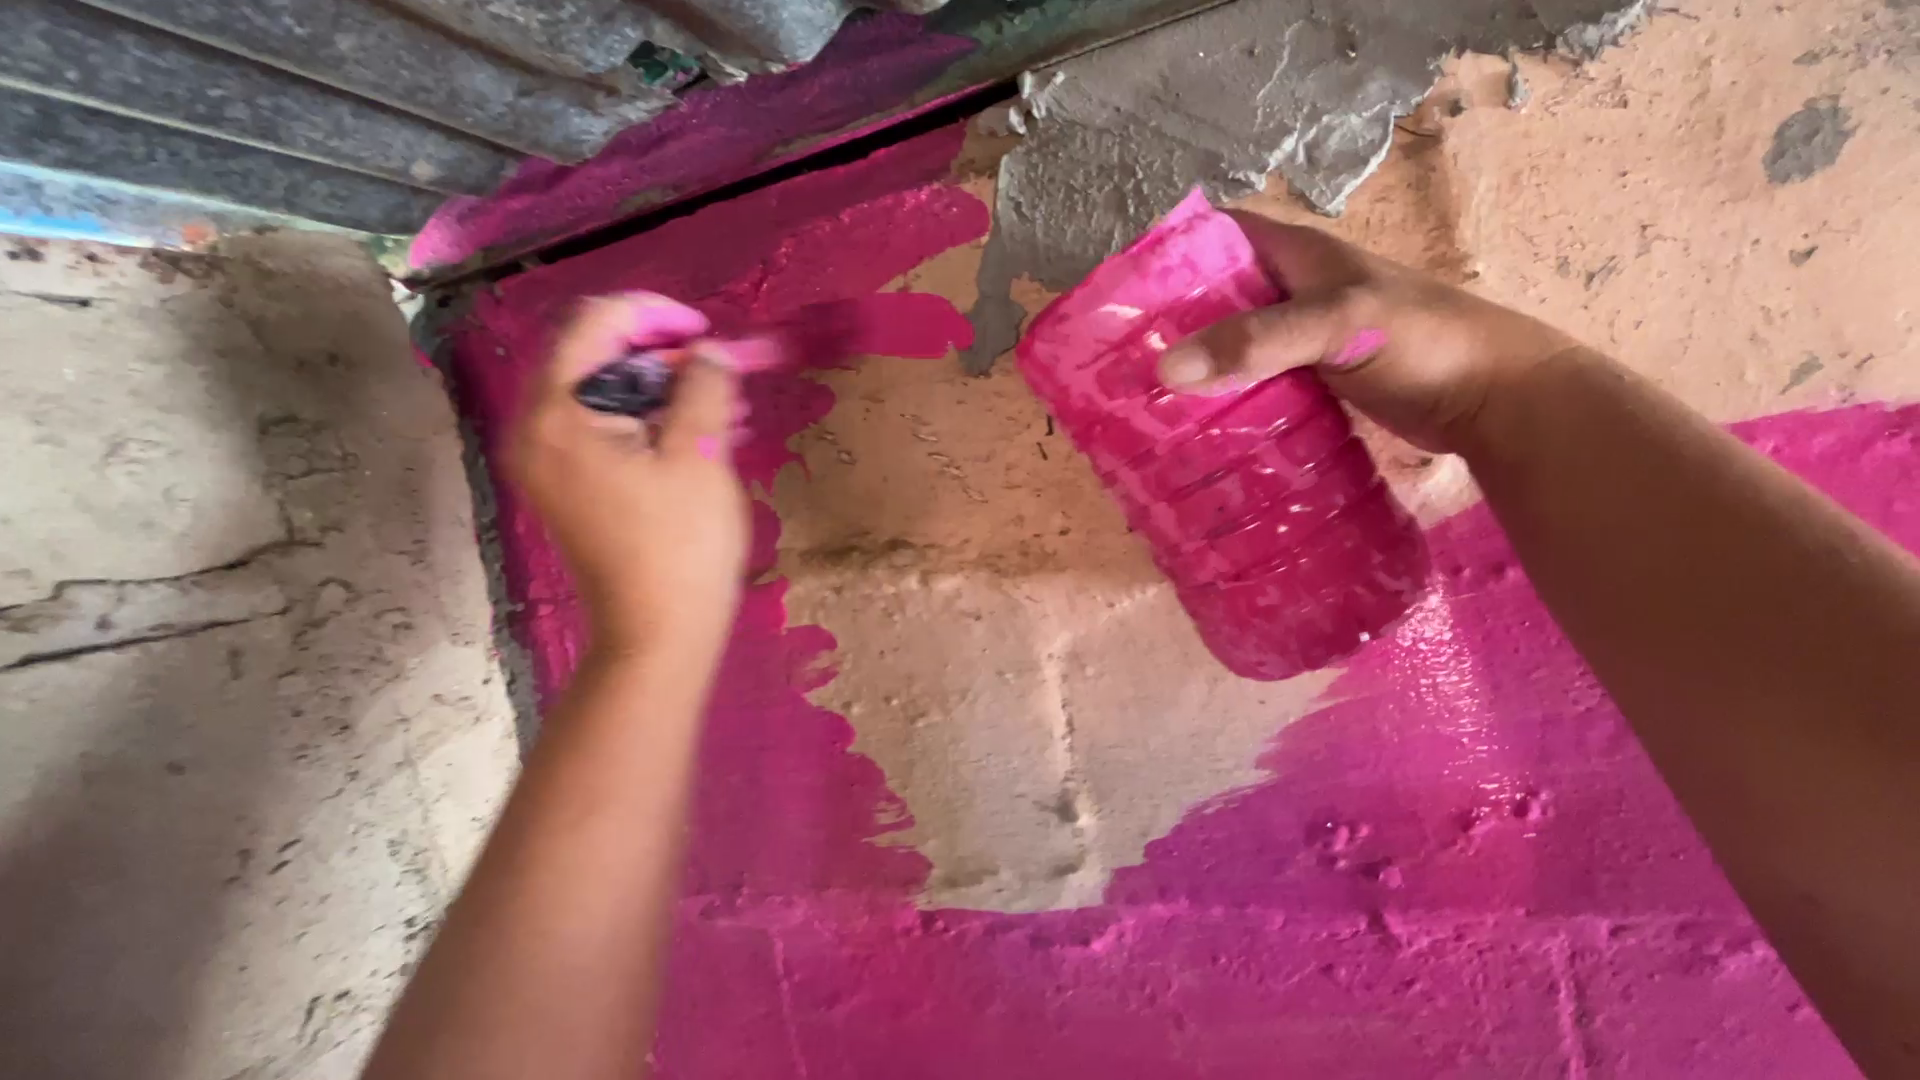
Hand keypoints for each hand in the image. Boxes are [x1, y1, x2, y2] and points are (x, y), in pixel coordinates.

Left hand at [508, 295, 749, 662]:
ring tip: (729, 408)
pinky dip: (652, 425)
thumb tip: (711, 352)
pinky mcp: (569, 489)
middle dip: (668, 356)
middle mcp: (536, 429)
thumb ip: (705, 385)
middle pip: (599, 358)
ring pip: (609, 397)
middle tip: (723, 373)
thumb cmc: (681, 545)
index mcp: (558, 411)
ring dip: (667, 392)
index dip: (656, 314)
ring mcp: (549, 463)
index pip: (596, 322)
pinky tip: (706, 438)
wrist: (657, 635)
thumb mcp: (701, 454)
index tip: (708, 334)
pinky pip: (607, 434)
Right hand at [1157, 209, 1581, 454]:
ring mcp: (1298, 339)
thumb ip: (1254, 342)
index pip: (1215, 236)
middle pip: (1214, 297)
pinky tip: (1193, 423)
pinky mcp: (1308, 380)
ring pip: (1230, 345)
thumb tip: (1164, 370)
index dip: (1168, 255)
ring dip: (1193, 366)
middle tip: (1118, 360)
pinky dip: (1222, 397)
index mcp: (1294, 254)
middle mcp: (1289, 291)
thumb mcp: (1335, 324)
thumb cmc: (1422, 338)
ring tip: (1141, 398)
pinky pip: (1251, 382)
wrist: (1492, 396)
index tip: (1120, 295)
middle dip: (1169, 323)